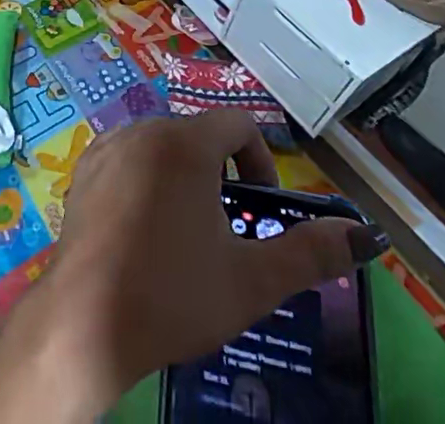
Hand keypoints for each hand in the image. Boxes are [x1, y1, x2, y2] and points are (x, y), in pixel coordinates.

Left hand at [46, 111, 387, 398]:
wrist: (85, 321)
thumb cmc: (173, 294)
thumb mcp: (254, 280)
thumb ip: (311, 252)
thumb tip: (362, 235)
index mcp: (184, 145)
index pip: (237, 124)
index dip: (260, 160)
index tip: (259, 206)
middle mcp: (141, 132)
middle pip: (197, 135)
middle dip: (222, 173)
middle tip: (225, 230)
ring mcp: (106, 149)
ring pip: (161, 147)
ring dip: (183, 177)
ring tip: (184, 233)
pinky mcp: (82, 171)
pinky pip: (127, 160)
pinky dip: (146, 181)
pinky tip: (143, 231)